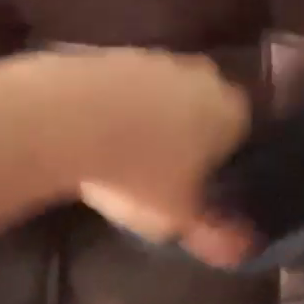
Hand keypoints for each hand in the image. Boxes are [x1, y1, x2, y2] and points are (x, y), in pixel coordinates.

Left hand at [40, 49, 255, 265]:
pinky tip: (93, 133)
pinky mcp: (110, 52)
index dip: (223, 159)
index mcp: (231, 111)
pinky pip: (123, 84)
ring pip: (164, 92)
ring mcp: (155, 58)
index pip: (242, 134)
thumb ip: (214, 232)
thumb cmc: (137, 172)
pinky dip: (114, 104)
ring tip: (125, 153)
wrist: (61, 120)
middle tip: (166, 169)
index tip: (203, 182)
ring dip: (150, 116)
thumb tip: (242, 251)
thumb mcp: (177, 216)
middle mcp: (202, 76)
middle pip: (204, 107)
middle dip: (189, 133)